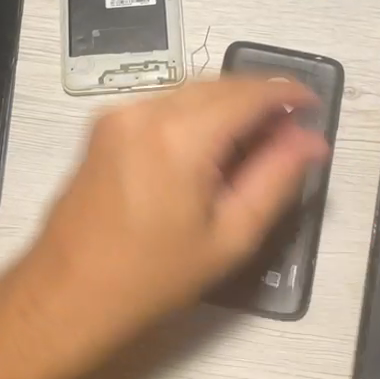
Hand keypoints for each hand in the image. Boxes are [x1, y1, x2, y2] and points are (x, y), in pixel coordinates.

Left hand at [15, 78, 328, 359]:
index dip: (288, 93)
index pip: (249, 93)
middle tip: (291, 136)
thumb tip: (312, 141)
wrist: (65, 294)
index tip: (314, 107)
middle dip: (260, 100)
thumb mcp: (228, 236)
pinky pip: (165, 103)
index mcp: (180, 136)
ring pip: (193, 90)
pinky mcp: (104, 124)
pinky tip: (213, 147)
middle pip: (220, 84)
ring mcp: (119, 113)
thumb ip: (276, 178)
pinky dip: (198, 114)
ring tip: (257, 145)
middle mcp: (146, 109)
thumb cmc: (150, 278)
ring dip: (230, 106)